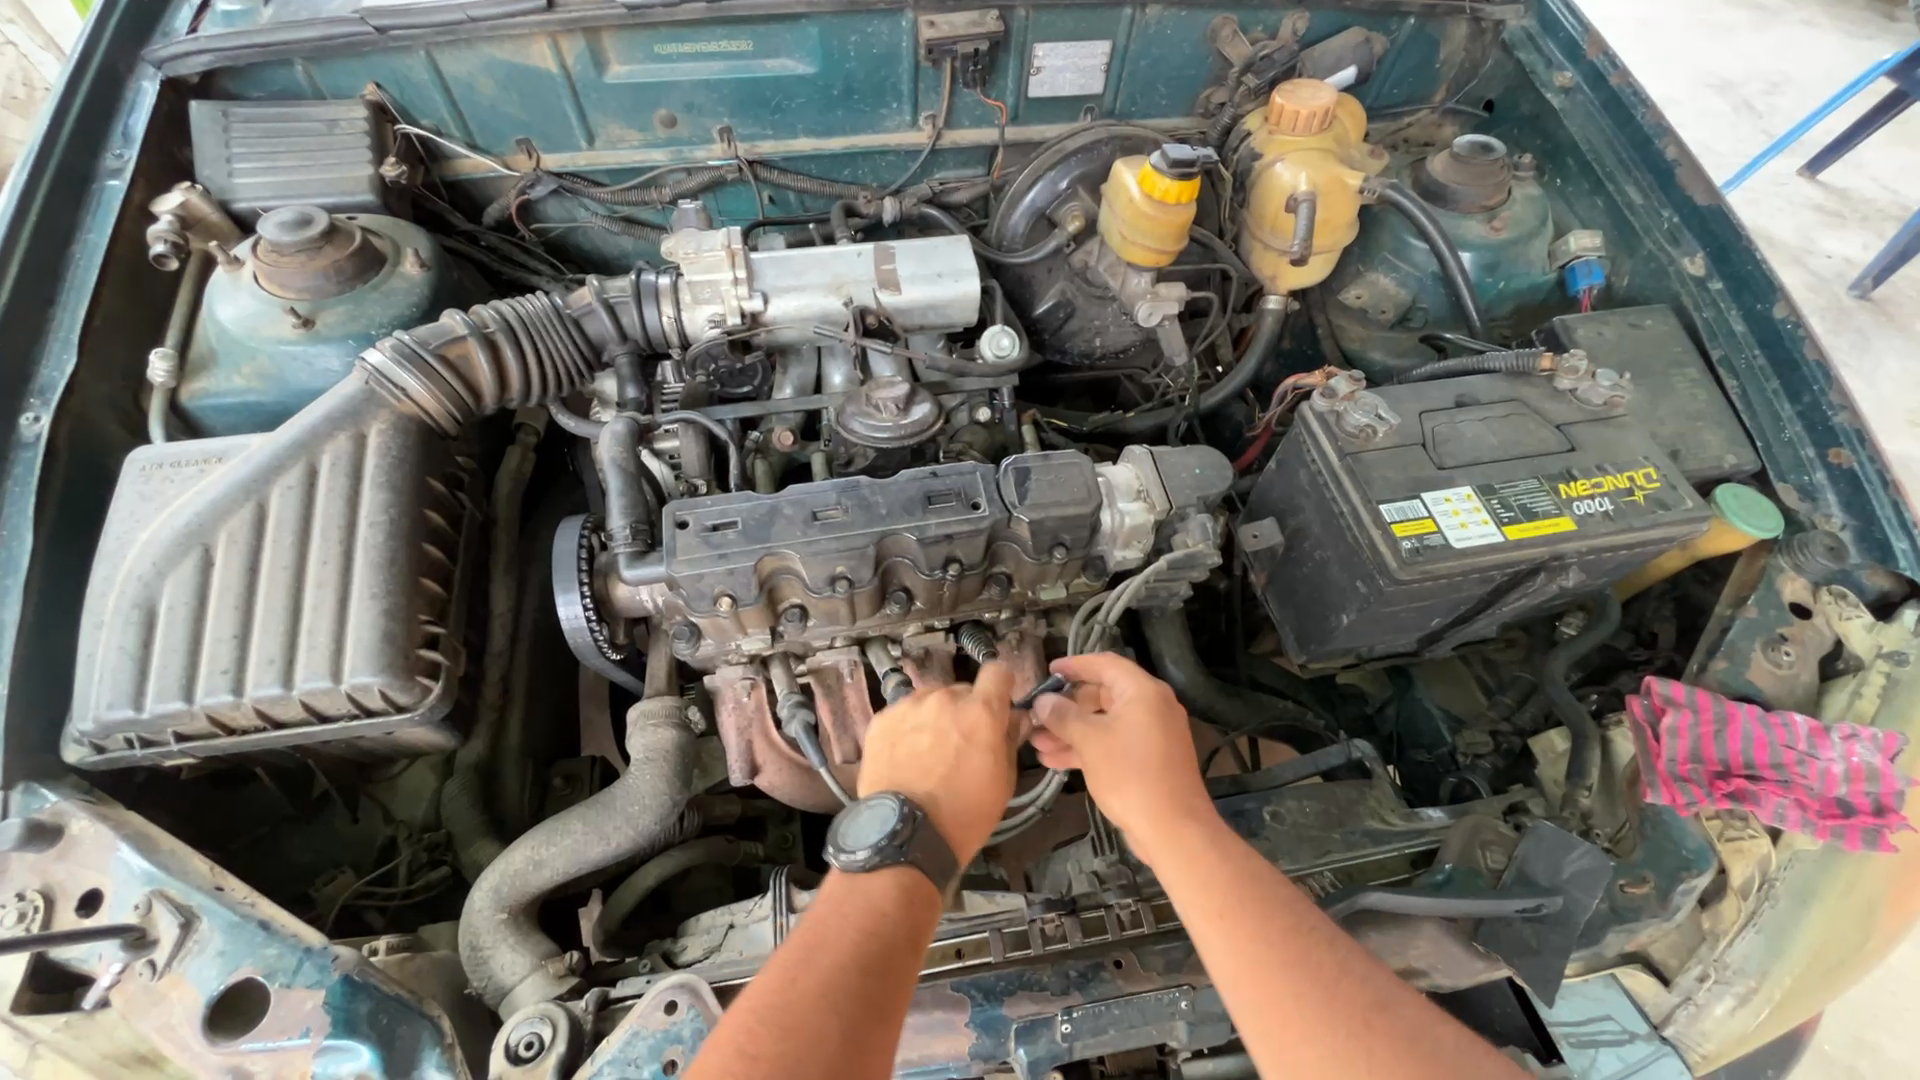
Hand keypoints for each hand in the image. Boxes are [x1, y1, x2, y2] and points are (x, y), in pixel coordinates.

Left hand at [857, 663, 1019, 864]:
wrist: (904, 835)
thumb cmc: (964, 814)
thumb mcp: (1003, 781)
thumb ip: (1009, 739)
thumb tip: (1014, 717)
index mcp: (980, 711)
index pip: (997, 671)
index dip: (1001, 685)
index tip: (998, 700)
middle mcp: (944, 698)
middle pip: (962, 690)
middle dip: (966, 710)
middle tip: (962, 741)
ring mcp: (908, 706)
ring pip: (930, 700)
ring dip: (936, 716)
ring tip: (929, 751)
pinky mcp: (881, 719)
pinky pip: (903, 713)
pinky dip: (908, 728)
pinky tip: (906, 756)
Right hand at [1030, 653, 1219, 865]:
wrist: (1173, 829)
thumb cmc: (1130, 774)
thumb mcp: (1090, 740)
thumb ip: (1063, 715)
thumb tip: (1043, 701)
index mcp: (1142, 691)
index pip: (1104, 664)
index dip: (1074, 665)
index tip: (1047, 670)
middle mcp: (1151, 706)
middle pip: (1103, 693)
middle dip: (1067, 706)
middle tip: (1037, 713)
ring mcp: (1152, 734)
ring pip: (1104, 722)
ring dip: (1071, 731)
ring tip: (1036, 743)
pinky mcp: (1148, 759)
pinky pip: (1113, 743)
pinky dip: (1087, 748)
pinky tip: (1054, 761)